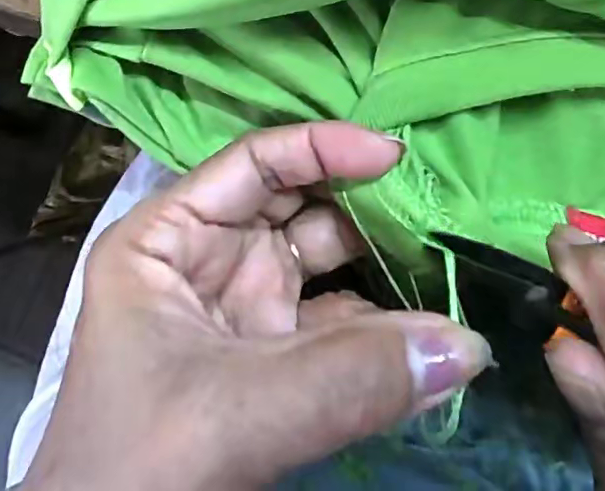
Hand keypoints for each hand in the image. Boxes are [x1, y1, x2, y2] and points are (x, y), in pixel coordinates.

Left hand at [24, 123, 491, 490]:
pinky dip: (383, 329)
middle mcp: (209, 256)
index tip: (394, 155)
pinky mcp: (273, 356)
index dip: (325, 147)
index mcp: (168, 236)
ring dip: (382, 260)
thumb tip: (468, 345)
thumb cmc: (136, 471)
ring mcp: (244, 305)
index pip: (256, 161)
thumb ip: (349, 379)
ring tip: (447, 253)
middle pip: (298, 201)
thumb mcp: (233, 412)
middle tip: (432, 198)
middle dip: (363, 197)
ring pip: (325, 259)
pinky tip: (432, 334)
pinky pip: (338, 323)